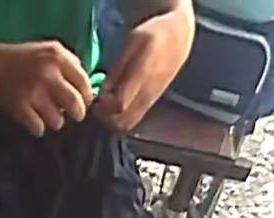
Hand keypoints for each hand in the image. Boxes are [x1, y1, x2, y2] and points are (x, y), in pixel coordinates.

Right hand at [0, 40, 93, 135]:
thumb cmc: (22, 63)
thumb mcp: (47, 54)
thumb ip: (67, 67)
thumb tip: (86, 89)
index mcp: (57, 56)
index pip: (83, 82)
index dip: (86, 97)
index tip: (85, 103)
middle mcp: (48, 73)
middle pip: (75, 103)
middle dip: (77, 114)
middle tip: (74, 116)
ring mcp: (34, 92)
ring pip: (57, 120)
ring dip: (55, 122)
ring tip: (48, 116)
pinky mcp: (20, 108)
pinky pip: (39, 129)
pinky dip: (38, 129)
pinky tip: (33, 122)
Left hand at [93, 9, 193, 130]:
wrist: (177, 39)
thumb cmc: (151, 36)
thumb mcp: (131, 43)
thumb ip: (117, 70)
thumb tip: (102, 94)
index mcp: (143, 74)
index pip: (119, 104)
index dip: (104, 106)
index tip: (97, 98)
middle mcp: (147, 93)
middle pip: (121, 121)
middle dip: (105, 117)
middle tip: (98, 105)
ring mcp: (149, 102)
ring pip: (126, 125)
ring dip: (111, 121)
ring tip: (105, 106)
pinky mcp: (149, 105)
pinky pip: (132, 122)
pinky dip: (119, 120)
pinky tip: (114, 108)